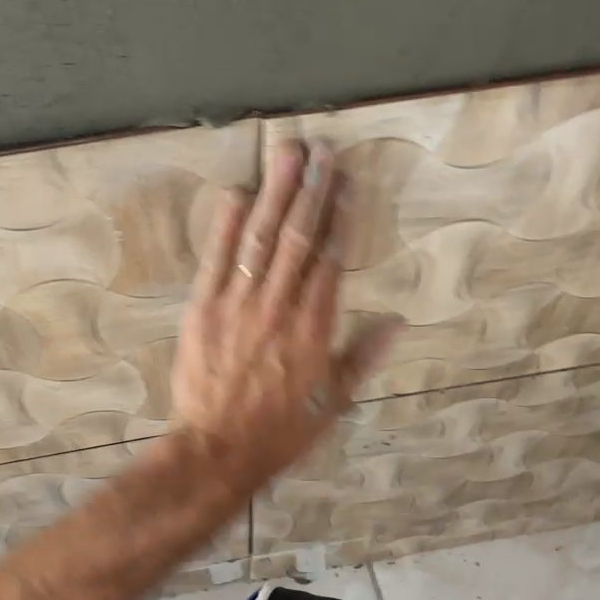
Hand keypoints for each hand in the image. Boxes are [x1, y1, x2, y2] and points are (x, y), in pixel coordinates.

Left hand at [170, 139, 401, 491]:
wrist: (217, 449)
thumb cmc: (280, 430)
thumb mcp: (333, 403)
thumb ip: (362, 357)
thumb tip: (397, 322)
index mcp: (315, 327)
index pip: (332, 259)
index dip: (341, 216)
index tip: (348, 181)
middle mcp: (279, 305)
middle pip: (299, 237)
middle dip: (312, 189)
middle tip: (322, 149)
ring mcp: (238, 303)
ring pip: (260, 238)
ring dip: (275, 192)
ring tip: (287, 154)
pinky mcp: (202, 308)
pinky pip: (215, 259)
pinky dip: (225, 225)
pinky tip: (235, 191)